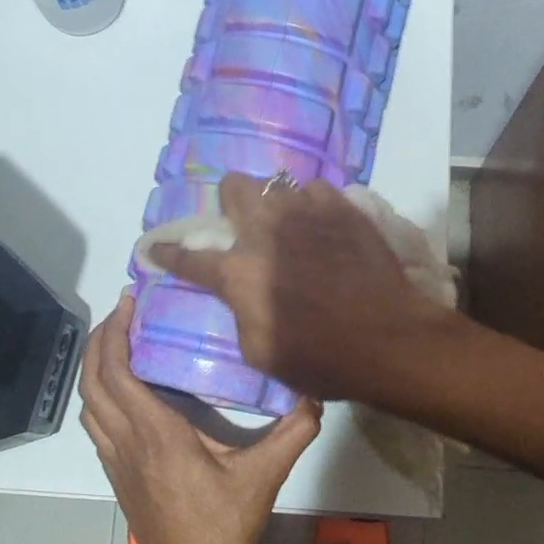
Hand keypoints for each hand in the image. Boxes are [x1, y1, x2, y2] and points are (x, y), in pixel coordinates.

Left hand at [80, 295, 320, 543]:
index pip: (118, 371)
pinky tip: (126, 390)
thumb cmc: (219, 527)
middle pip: (92, 380)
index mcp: (156, 432)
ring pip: (88, 402)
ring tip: (119, 343)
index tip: (129, 301)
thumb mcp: (262, 478)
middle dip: (99, 340)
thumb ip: (292, 434)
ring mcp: (116, 458)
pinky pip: (96, 422)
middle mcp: (126, 439)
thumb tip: (317, 397)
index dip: (115, 332)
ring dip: (95, 367)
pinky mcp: (116, 473)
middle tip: (122, 313)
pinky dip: (100, 394)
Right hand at [149, 173, 450, 401]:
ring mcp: (306, 213)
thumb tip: (240, 295)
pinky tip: (322, 226)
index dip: (167, 253)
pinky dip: (312, 206)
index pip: (189, 257)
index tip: (154, 248)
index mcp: (238, 272)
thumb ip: (240, 313)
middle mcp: (265, 231)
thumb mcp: (260, 352)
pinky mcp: (342, 208)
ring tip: (289, 226)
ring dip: (274, 204)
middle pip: (233, 188)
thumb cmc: (321, 359)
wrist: (388, 340)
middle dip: (230, 201)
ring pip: (276, 184)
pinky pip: (315, 190)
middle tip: (242, 224)